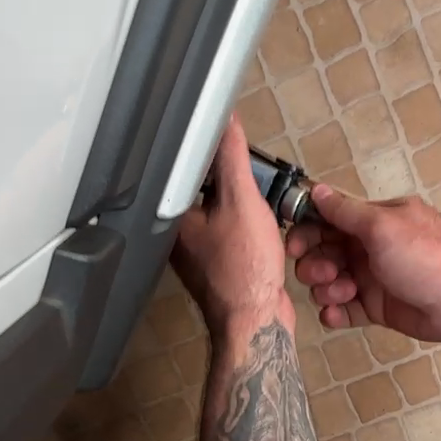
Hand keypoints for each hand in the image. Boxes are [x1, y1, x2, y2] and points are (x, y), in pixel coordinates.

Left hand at [171, 117, 292, 334]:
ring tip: (265, 200)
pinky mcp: (223, 270)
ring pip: (223, 215)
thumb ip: (232, 159)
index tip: (234, 146)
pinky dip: (251, 229)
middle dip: (233, 181)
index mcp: (174, 218)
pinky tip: (266, 229)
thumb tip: (226, 120)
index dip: (212, 153)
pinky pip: (235, 236)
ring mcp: (201, 256)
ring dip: (245, 206)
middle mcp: (180, 237)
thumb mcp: (242, 202)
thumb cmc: (245, 266)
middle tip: (255, 174)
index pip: (187, 170)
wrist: (257, 321)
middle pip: (205, 192)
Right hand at [286, 187, 440, 351]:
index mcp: (374, 221)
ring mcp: (372, 278)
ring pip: (329, 282)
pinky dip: (334, 313)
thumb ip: (346, 211)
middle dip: (314, 263)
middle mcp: (370, 247)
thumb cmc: (426, 257)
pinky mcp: (374, 308)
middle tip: (324, 273)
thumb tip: (317, 189)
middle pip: (323, 252)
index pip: (328, 220)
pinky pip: (343, 310)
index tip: (293, 245)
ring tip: (342, 293)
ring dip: (325, 288)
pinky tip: (336, 315)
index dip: (306, 231)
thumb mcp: (383, 226)